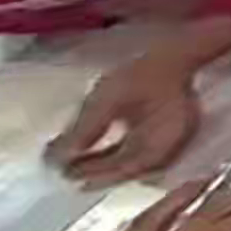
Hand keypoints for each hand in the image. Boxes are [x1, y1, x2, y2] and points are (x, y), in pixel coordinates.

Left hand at [47, 58, 201, 187]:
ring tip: (78, 163)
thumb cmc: (142, 76)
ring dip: (111, 166)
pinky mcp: (168, 130)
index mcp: (166, 133)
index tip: (65, 174)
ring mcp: (174, 134)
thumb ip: (83, 132)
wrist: (174, 57)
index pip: (135, 165)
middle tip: (68, 173)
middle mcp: (175, 139)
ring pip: (142, 162)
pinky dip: (120, 156)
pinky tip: (99, 151)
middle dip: (104, 174)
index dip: (100, 173)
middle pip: (139, 167)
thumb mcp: (105, 101)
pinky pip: (144, 152)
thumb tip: (55, 162)